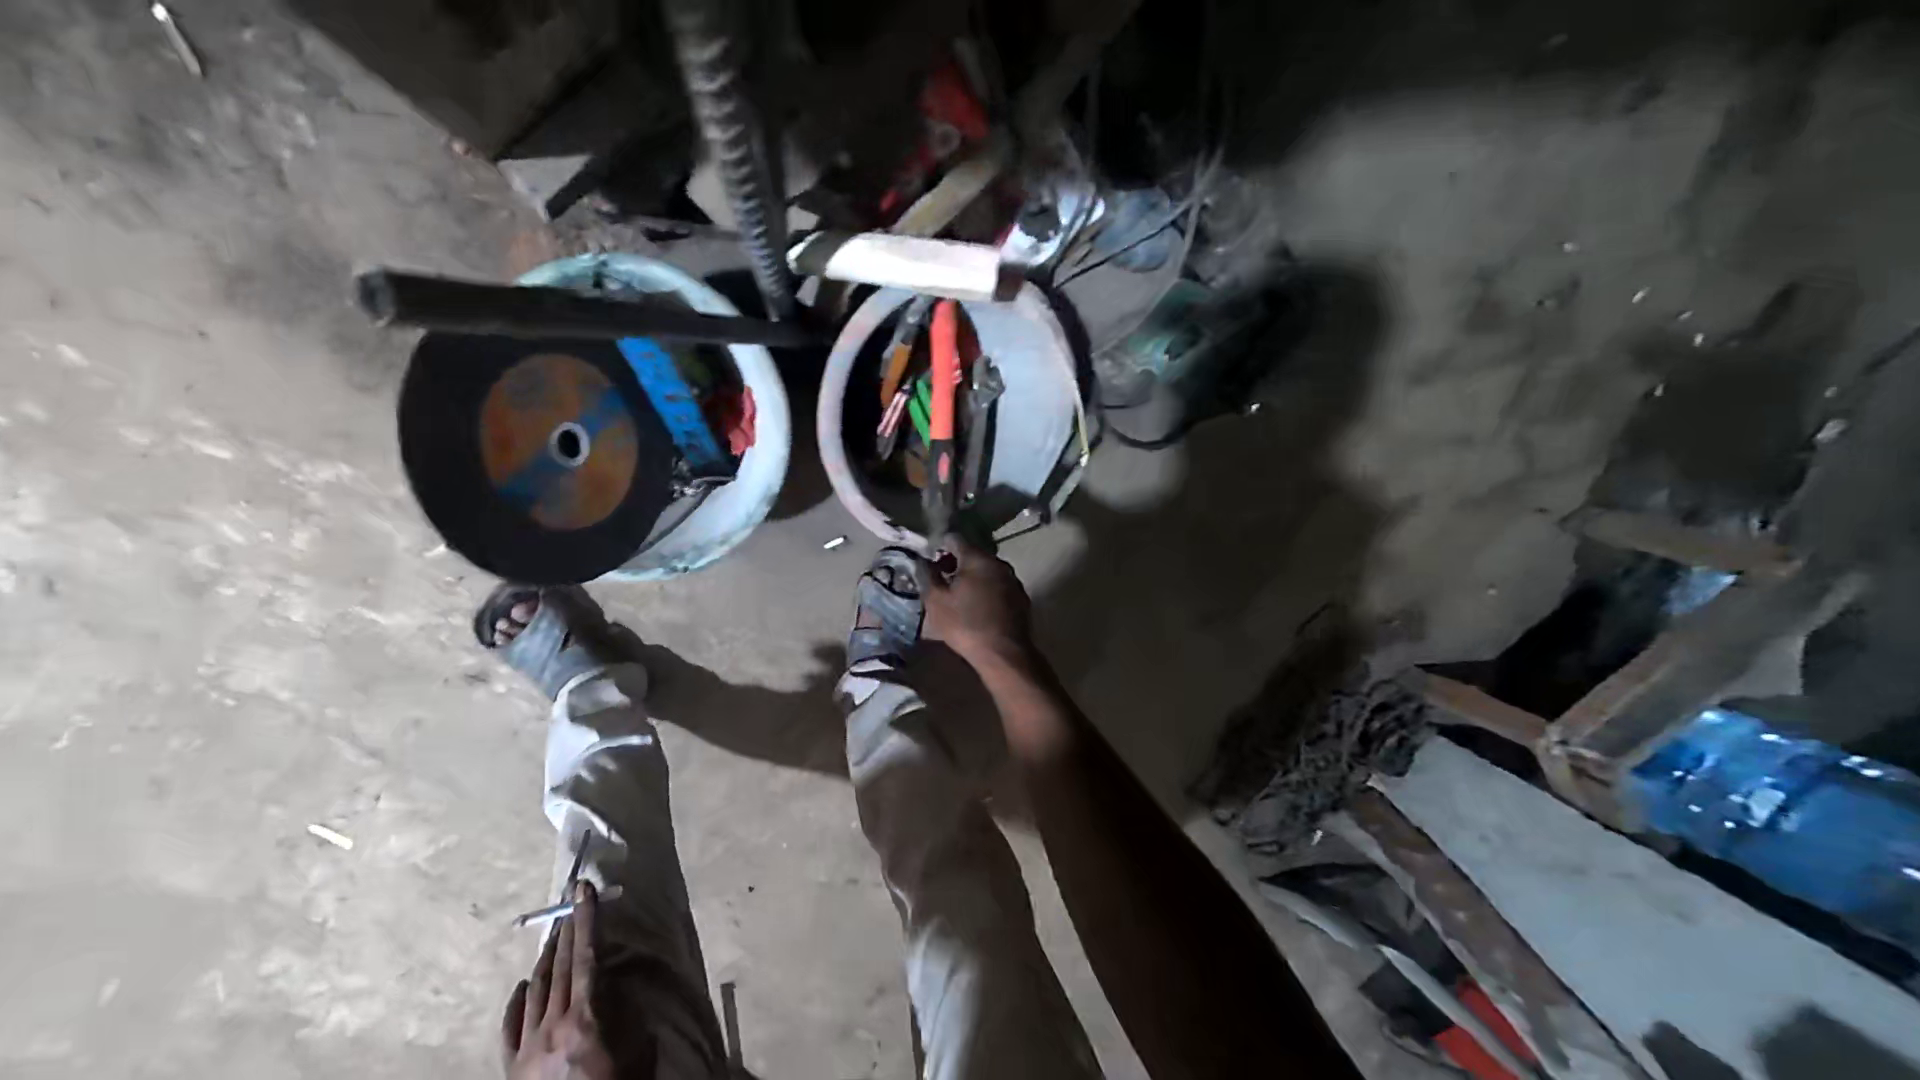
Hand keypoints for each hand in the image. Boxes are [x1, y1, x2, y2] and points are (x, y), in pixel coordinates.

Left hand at [502, 882, 616, 1079]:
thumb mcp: (638, 1045)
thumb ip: (622, 1009)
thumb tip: (609, 982)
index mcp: (586, 1017)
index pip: (586, 954)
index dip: (586, 918)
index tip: (584, 889)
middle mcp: (552, 1026)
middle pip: (560, 966)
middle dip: (568, 929)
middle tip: (572, 901)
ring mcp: (527, 1049)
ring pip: (534, 990)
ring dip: (546, 958)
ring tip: (555, 935)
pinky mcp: (512, 1070)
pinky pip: (511, 1026)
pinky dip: (518, 999)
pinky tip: (523, 985)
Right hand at [924, 537, 1035, 668]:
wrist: (1004, 653)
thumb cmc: (965, 625)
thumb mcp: (936, 601)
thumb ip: (926, 575)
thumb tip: (922, 560)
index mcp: (977, 558)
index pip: (955, 539)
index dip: (939, 546)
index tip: (929, 560)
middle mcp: (999, 563)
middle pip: (973, 553)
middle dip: (955, 562)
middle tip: (941, 579)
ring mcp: (1013, 580)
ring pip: (987, 570)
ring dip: (972, 576)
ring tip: (958, 595)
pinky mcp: (1021, 597)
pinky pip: (999, 585)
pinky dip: (987, 589)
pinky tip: (978, 606)